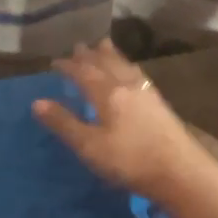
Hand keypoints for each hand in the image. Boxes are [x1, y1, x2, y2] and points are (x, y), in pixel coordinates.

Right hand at [33, 39, 211, 200]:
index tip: (55, 62)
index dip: (69, 66)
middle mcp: (127, 85)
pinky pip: (137, 75)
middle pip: (107, 63)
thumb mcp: (90, 146)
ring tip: (104, 47)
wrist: (180, 171)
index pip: (84, 72)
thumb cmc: (130, 160)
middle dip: (91, 55)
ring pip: (125, 66)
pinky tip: (132, 74)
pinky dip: (127, 67)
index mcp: (107, 93)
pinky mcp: (160, 104)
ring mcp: (147, 93)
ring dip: (112, 55)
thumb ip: (64, 123)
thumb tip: (37, 102)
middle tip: (79, 46)